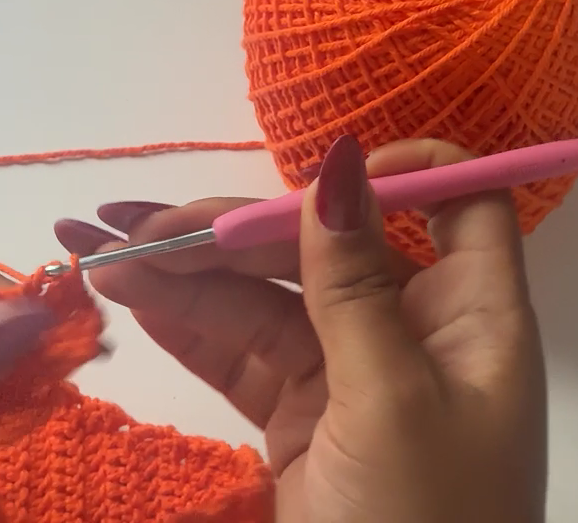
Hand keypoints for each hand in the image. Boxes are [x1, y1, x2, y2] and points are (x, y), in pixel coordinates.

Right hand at [59, 139, 546, 522]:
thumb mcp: (388, 400)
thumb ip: (354, 281)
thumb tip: (342, 160)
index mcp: (473, 311)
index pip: (460, 202)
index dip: (405, 168)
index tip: (321, 168)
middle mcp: (418, 327)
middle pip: (334, 244)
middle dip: (241, 229)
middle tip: (142, 223)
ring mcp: (356, 371)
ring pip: (276, 298)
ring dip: (193, 275)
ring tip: (104, 252)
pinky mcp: (306, 417)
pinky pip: (249, 354)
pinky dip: (193, 327)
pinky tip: (135, 297)